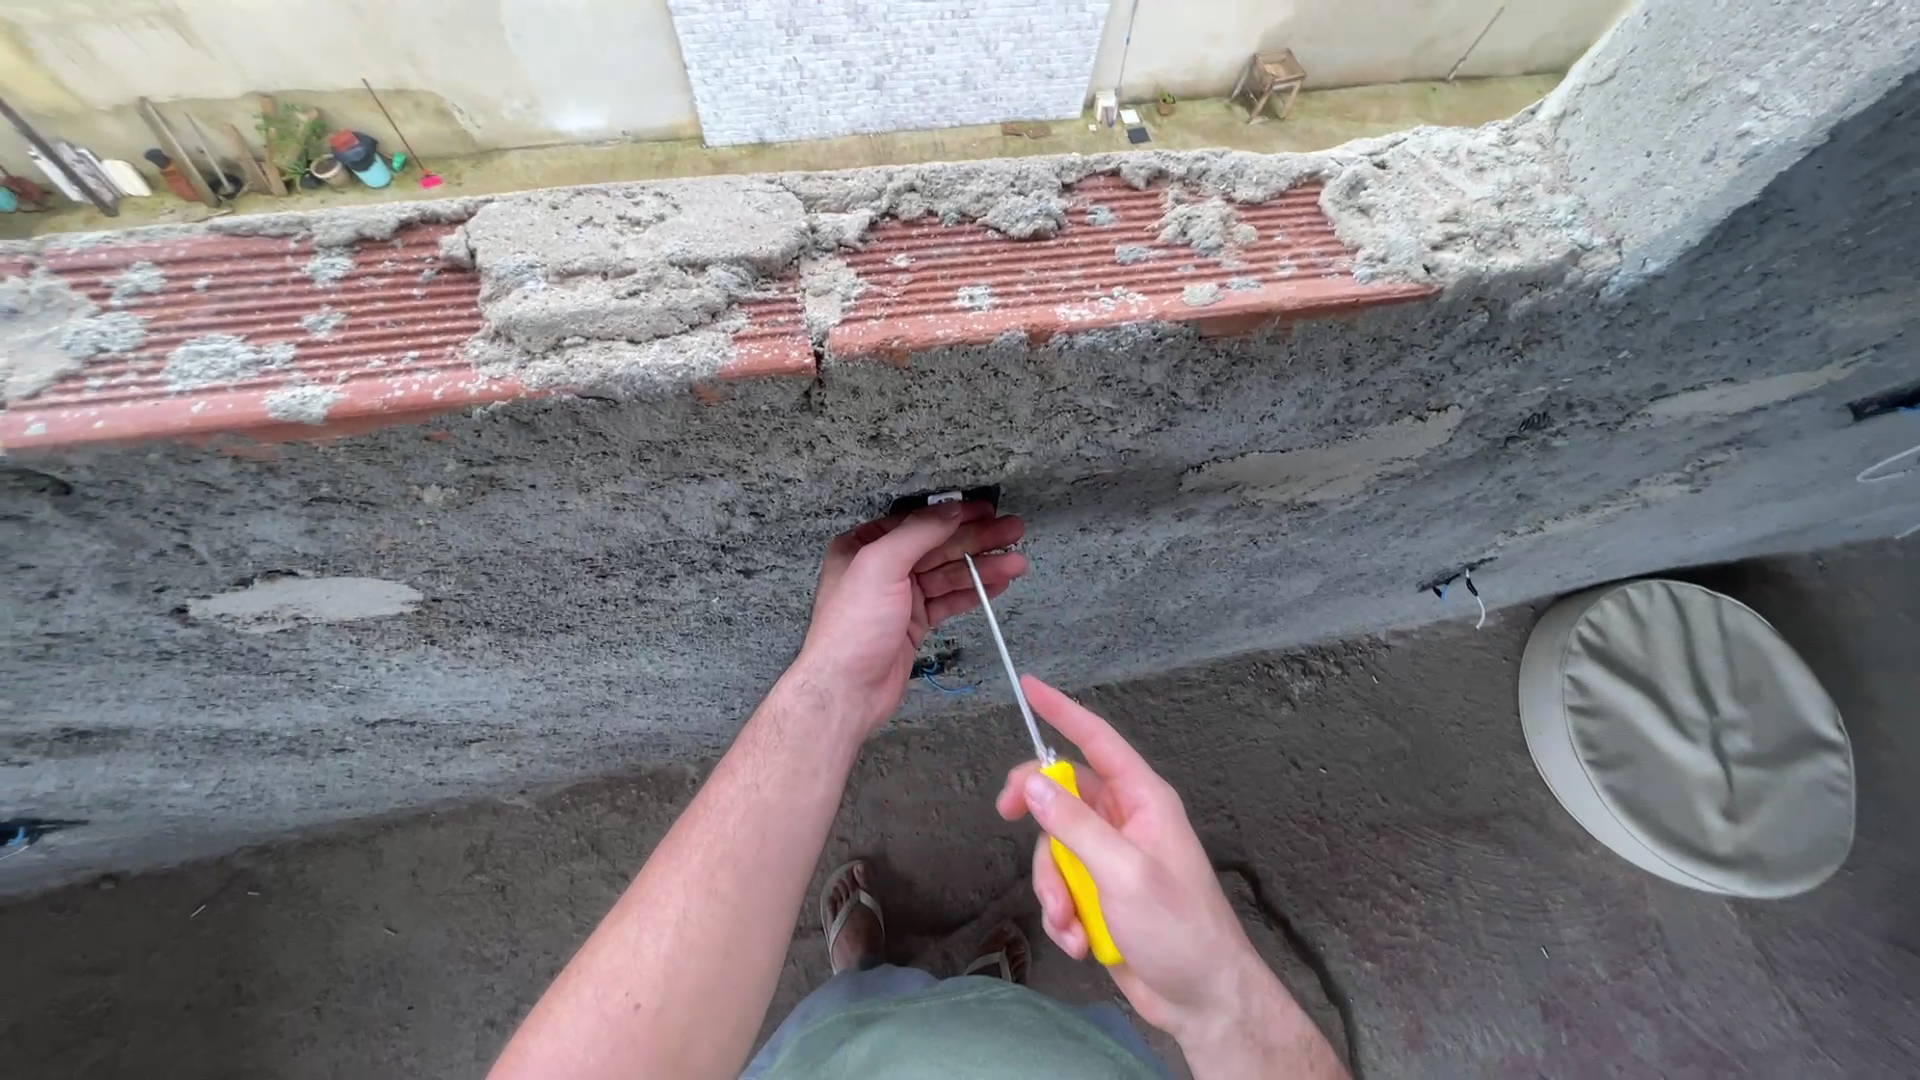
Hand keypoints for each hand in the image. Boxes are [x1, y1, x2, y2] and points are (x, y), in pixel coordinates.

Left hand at [792, 501, 1025, 733]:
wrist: (848, 689)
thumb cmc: (852, 627)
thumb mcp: (880, 565)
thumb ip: (917, 533)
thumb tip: (949, 509)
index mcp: (863, 546)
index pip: (917, 522)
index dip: (954, 515)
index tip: (986, 510)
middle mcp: (881, 568)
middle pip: (938, 547)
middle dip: (977, 540)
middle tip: (1012, 532)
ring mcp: (899, 596)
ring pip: (948, 574)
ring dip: (982, 567)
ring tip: (1016, 562)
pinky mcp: (914, 623)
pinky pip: (949, 600)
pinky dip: (973, 591)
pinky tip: (998, 584)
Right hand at [996, 677, 1336, 1074]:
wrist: (1201, 1002)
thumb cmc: (1179, 928)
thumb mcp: (1125, 873)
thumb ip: (1076, 825)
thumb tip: (1034, 782)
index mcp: (1142, 799)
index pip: (1097, 740)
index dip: (1062, 711)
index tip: (1030, 688)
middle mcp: (1123, 820)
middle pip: (1062, 792)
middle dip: (1036, 812)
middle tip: (1007, 814)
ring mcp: (1109, 857)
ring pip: (1054, 844)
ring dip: (1052, 886)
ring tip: (1068, 921)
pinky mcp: (1097, 892)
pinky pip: (1060, 884)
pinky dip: (1060, 913)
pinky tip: (1078, 941)